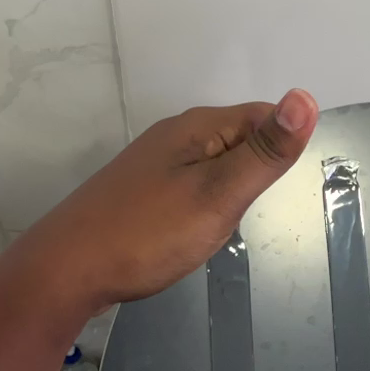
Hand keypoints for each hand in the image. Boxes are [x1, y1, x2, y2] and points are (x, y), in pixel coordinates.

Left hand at [13, 90, 319, 310]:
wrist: (65, 272)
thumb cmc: (148, 234)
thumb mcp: (218, 194)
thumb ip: (264, 152)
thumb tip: (305, 98)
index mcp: (197, 128)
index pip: (262, 116)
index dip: (281, 147)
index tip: (281, 188)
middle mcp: (174, 137)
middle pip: (238, 139)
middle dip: (255, 173)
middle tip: (247, 215)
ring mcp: (152, 164)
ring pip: (213, 166)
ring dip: (229, 192)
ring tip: (219, 229)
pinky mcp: (139, 192)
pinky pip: (189, 186)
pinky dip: (202, 206)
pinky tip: (191, 233)